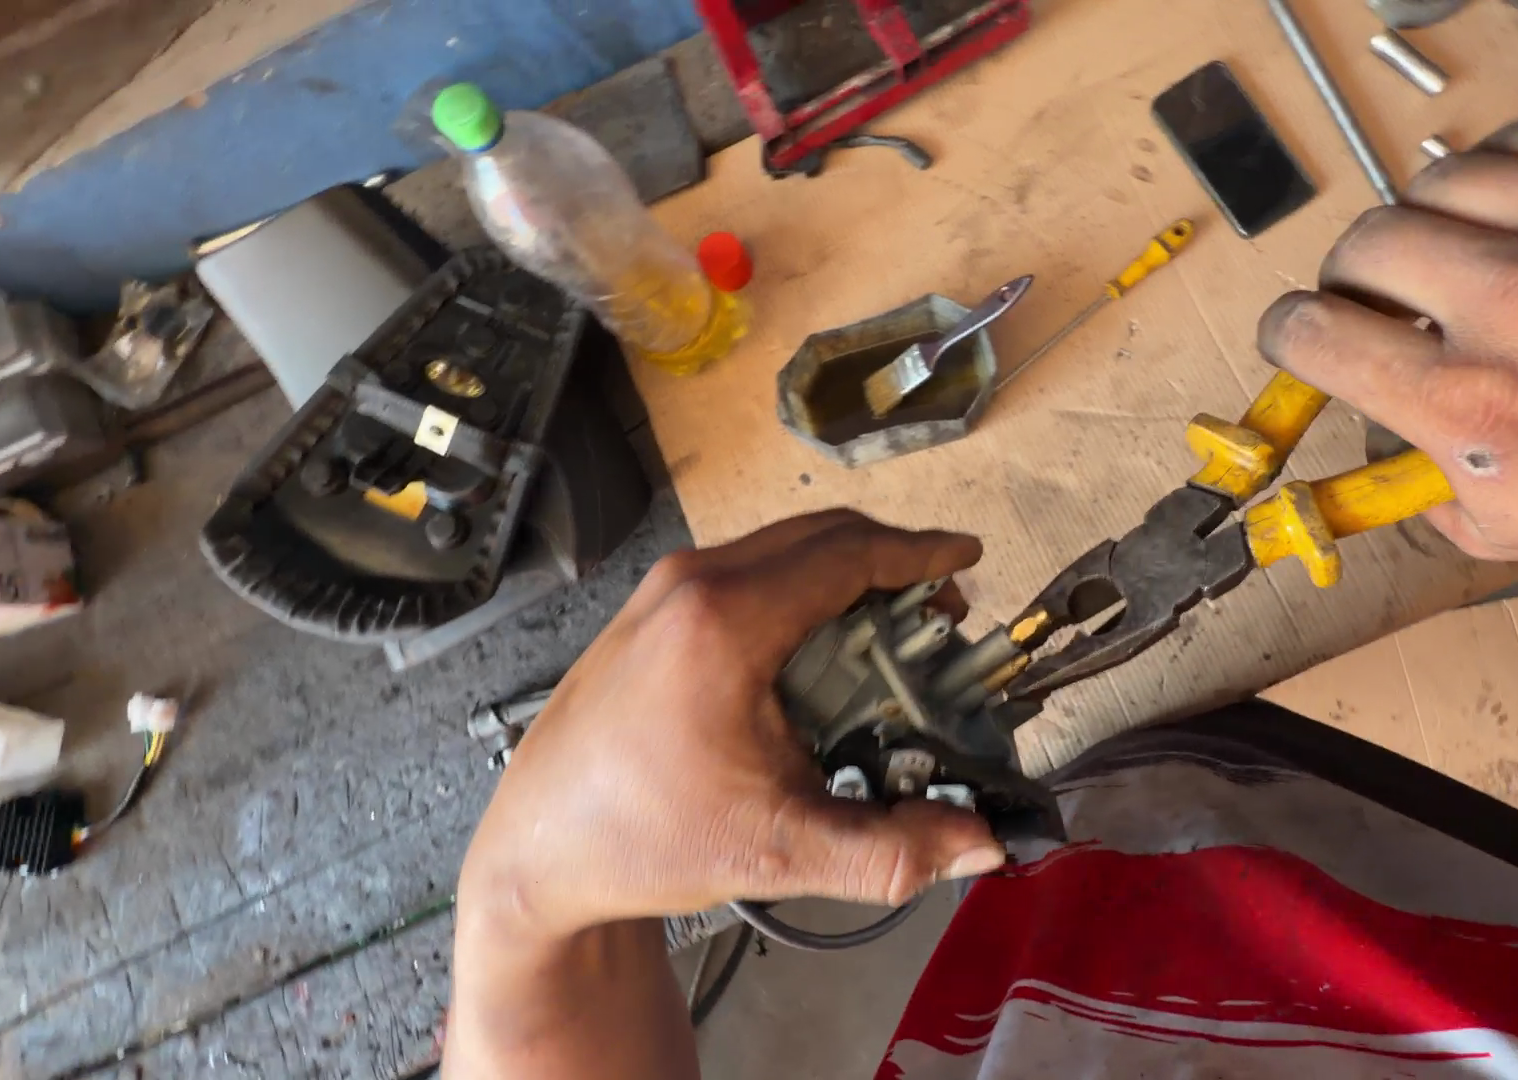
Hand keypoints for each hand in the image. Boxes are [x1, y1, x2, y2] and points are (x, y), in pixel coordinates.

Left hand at [456, 510, 1003, 943]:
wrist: (536, 848)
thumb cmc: (643, 841)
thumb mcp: (777, 848)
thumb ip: (892, 850)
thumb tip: (981, 842)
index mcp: (725, 621)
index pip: (847, 557)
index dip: (918, 553)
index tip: (964, 556)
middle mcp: (693, 583)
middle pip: (821, 535)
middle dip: (892, 559)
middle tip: (937, 603)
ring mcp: (667, 588)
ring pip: (784, 545)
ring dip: (847, 569)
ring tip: (888, 620)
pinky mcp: (655, 605)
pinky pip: (750, 566)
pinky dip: (803, 582)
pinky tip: (819, 636)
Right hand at [1259, 98, 1517, 559]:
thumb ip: (1437, 496)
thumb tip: (1379, 458)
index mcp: (1488, 403)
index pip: (1318, 337)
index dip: (1286, 334)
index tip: (1298, 336)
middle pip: (1363, 247)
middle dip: (1349, 275)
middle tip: (1378, 294)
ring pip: (1439, 183)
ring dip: (1425, 223)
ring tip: (1459, 251)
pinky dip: (1507, 175)